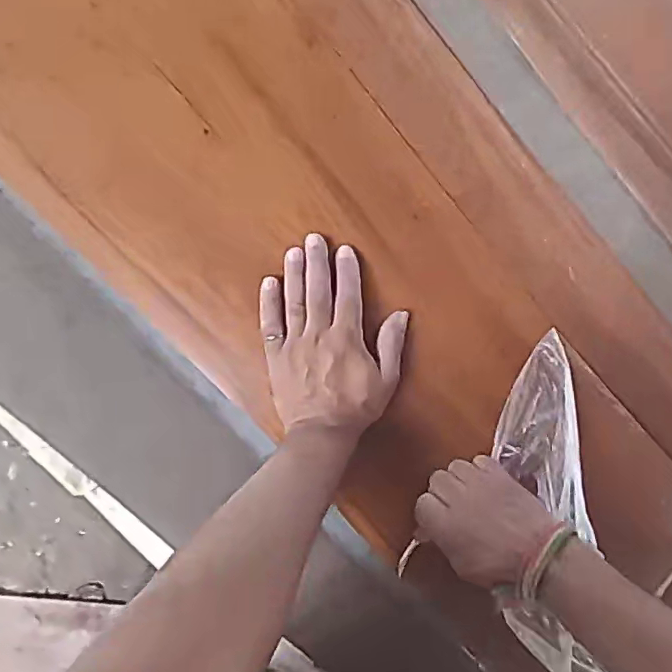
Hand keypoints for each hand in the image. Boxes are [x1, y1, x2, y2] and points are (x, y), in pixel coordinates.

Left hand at [261, 233, 408, 444]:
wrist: (320, 433)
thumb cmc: (356, 408)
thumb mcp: (386, 380)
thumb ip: (392, 345)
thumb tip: (401, 315)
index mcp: (347, 338)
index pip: (348, 296)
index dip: (347, 272)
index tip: (345, 251)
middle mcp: (319, 334)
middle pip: (318, 291)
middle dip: (317, 263)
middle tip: (314, 239)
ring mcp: (295, 344)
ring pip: (294, 302)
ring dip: (294, 275)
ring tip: (294, 252)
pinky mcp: (276, 356)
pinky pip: (271, 325)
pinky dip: (269, 303)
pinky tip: (269, 283)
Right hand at [414, 456, 563, 587]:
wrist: (540, 553)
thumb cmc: (498, 567)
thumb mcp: (461, 565)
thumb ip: (442, 542)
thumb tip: (430, 531)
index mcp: (443, 522)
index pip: (422, 503)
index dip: (428, 513)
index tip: (436, 522)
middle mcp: (456, 496)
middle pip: (436, 479)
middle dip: (441, 493)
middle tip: (452, 506)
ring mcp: (479, 481)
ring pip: (455, 466)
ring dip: (458, 478)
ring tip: (468, 491)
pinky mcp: (500, 473)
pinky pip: (479, 460)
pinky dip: (479, 469)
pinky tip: (485, 483)